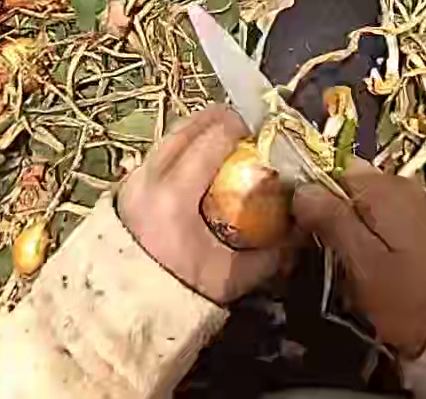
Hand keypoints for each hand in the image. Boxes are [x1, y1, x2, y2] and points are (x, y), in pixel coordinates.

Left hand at [117, 106, 292, 303]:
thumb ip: (269, 252)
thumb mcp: (230, 278)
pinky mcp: (130, 177)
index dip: (240, 127)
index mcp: (175, 195)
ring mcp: (136, 173)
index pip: (212, 138)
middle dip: (221, 119)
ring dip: (201, 127)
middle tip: (247, 128)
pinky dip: (185, 141)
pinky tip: (202, 157)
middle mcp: (151, 174)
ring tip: (227, 139)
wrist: (125, 307)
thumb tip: (300, 225)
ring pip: (173, 131)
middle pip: (189, 124)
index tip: (261, 133)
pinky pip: (162, 145)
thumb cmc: (180, 293)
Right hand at [292, 160, 425, 357]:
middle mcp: (399, 182)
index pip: (331, 168)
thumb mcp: (362, 261)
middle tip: (331, 251)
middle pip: (349, 184)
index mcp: (381, 185)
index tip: (308, 227)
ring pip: (367, 202)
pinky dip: (377, 234)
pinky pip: (387, 216)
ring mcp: (416, 201)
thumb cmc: (411, 295)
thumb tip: (300, 189)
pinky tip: (379, 264)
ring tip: (354, 264)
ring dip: (356, 226)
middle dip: (336, 211)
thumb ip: (330, 219)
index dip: (315, 194)